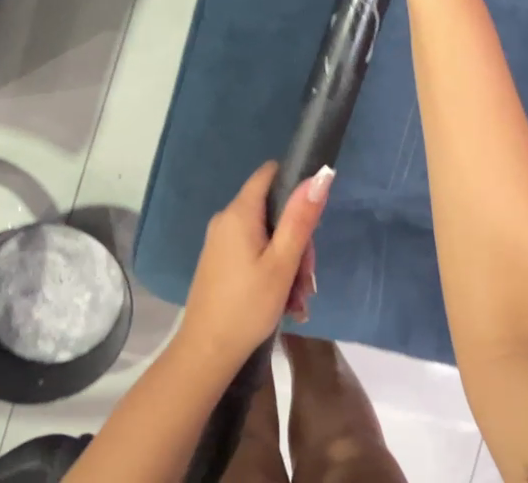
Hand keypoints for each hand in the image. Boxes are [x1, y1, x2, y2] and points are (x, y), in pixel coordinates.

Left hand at [178, 162, 333, 369]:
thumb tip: (321, 173)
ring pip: (267, 236)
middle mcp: (226, 220)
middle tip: (307, 278)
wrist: (206, 354)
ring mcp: (220, 243)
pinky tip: (284, 302)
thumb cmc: (248, 306)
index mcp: (239, 213)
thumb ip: (301, 217)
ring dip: (289, 262)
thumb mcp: (283, 262)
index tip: (311, 218)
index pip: (270, 173)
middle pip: (273, 211)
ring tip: (298, 300)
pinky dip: (272, 271)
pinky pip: (254, 253)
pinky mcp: (220, 263)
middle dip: (298, 240)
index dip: (295, 185)